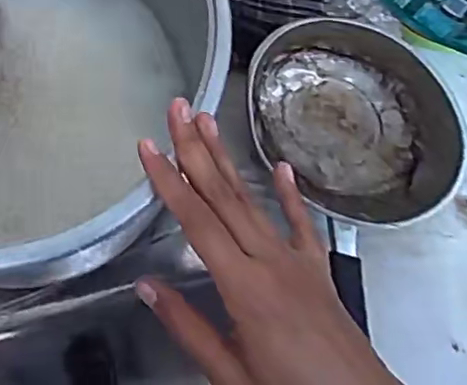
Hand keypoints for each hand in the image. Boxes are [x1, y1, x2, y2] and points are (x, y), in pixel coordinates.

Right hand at [136, 97, 397, 384]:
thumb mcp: (231, 376)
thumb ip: (188, 328)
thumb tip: (148, 288)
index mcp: (244, 287)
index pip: (196, 220)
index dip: (169, 179)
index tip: (150, 147)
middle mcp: (270, 261)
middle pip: (223, 193)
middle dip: (195, 146)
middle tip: (178, 109)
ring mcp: (296, 261)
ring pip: (252, 198)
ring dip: (226, 157)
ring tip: (208, 121)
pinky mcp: (318, 269)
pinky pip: (301, 223)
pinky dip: (289, 193)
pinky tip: (282, 167)